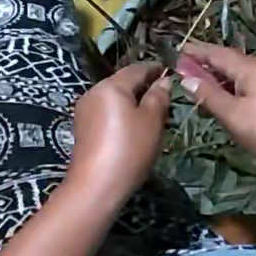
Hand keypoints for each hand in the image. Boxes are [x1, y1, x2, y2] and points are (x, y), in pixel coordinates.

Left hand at [66, 62, 171, 205]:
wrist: (97, 186)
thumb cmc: (129, 148)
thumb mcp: (152, 120)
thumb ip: (158, 96)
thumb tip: (163, 81)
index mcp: (111, 86)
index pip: (137, 69)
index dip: (156, 69)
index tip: (172, 73)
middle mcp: (94, 92)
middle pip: (124, 83)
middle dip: (145, 87)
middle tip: (167, 98)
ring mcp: (85, 111)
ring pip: (115, 98)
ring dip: (134, 102)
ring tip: (155, 115)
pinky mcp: (84, 128)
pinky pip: (107, 112)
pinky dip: (123, 114)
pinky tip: (136, 128)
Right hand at [175, 42, 255, 170]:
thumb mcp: (233, 115)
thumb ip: (209, 96)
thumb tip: (186, 78)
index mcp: (250, 67)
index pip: (217, 53)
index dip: (196, 51)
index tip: (176, 50)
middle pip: (231, 61)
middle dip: (207, 64)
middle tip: (183, 70)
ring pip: (242, 75)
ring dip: (221, 78)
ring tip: (201, 86)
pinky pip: (252, 86)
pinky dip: (235, 89)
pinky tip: (229, 102)